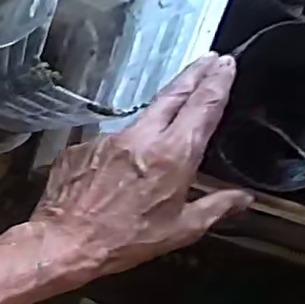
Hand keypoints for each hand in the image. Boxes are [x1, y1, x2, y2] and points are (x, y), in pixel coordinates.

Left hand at [25, 54, 252, 277]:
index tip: (225, 64)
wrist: (62, 242)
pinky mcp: (76, 150)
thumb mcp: (181, 229)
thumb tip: (242, 199)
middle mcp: (137, 139)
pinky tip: (113, 172)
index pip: (202, 106)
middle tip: (207, 61)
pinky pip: (104, 145)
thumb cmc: (123, 240)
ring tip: (158, 137)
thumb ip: (215, 208)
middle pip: (169, 97)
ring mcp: (102, 142)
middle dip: (191, 77)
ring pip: (135, 124)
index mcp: (172, 154)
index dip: (217, 82)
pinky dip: (115, 152)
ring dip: (150, 124)